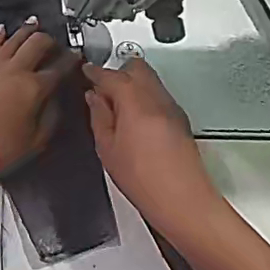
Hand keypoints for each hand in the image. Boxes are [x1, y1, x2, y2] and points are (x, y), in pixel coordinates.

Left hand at [0, 18, 79, 182]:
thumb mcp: (37, 138)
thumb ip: (51, 115)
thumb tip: (54, 102)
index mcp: (35, 87)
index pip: (60, 67)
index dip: (71, 60)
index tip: (76, 57)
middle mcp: (16, 70)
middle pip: (39, 43)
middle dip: (52, 41)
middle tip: (57, 44)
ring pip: (16, 38)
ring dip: (28, 30)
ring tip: (36, 24)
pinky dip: (0, 35)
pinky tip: (3, 29)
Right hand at [84, 59, 220, 236]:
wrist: (183, 202)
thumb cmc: (146, 181)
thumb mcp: (107, 148)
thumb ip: (98, 116)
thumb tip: (94, 99)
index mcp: (136, 102)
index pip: (111, 75)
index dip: (94, 72)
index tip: (86, 71)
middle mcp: (158, 99)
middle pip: (136, 67)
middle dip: (117, 71)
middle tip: (101, 87)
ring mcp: (172, 107)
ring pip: (150, 79)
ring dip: (132, 84)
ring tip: (115, 104)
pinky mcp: (180, 119)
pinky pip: (159, 94)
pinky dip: (144, 96)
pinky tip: (132, 116)